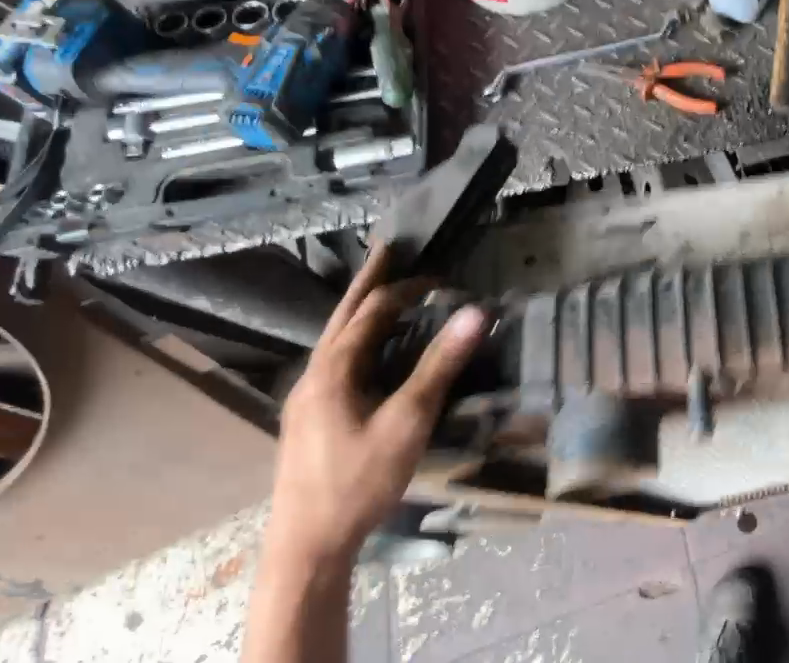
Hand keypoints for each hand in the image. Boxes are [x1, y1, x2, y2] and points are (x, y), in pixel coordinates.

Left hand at [263, 247, 485, 567]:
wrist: (307, 543)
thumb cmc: (359, 479)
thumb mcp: (408, 420)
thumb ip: (441, 364)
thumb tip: (478, 311)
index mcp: (333, 370)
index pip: (373, 311)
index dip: (408, 288)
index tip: (444, 277)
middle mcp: (314, 375)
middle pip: (343, 316)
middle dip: (369, 282)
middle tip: (389, 248)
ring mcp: (308, 397)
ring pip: (337, 338)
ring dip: (362, 308)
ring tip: (384, 288)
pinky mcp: (313, 416)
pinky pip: (338, 359)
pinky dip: (359, 337)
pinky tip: (372, 348)